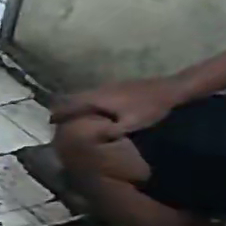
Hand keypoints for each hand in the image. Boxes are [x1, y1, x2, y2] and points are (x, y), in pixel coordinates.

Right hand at [50, 76, 188, 136]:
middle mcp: (95, 92)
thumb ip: (109, 132)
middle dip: (63, 109)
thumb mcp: (131, 124)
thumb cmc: (151, 108)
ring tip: (77, 115)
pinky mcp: (116, 85)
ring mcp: (106, 87)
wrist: (175, 88)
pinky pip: (94, 94)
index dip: (56, 116)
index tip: (50, 124)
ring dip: (76, 105)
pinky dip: (89, 102)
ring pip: (82, 96)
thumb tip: (89, 139)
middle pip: (70, 99)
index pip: (66, 107)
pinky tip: (98, 108)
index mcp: (94, 101)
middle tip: (60, 120)